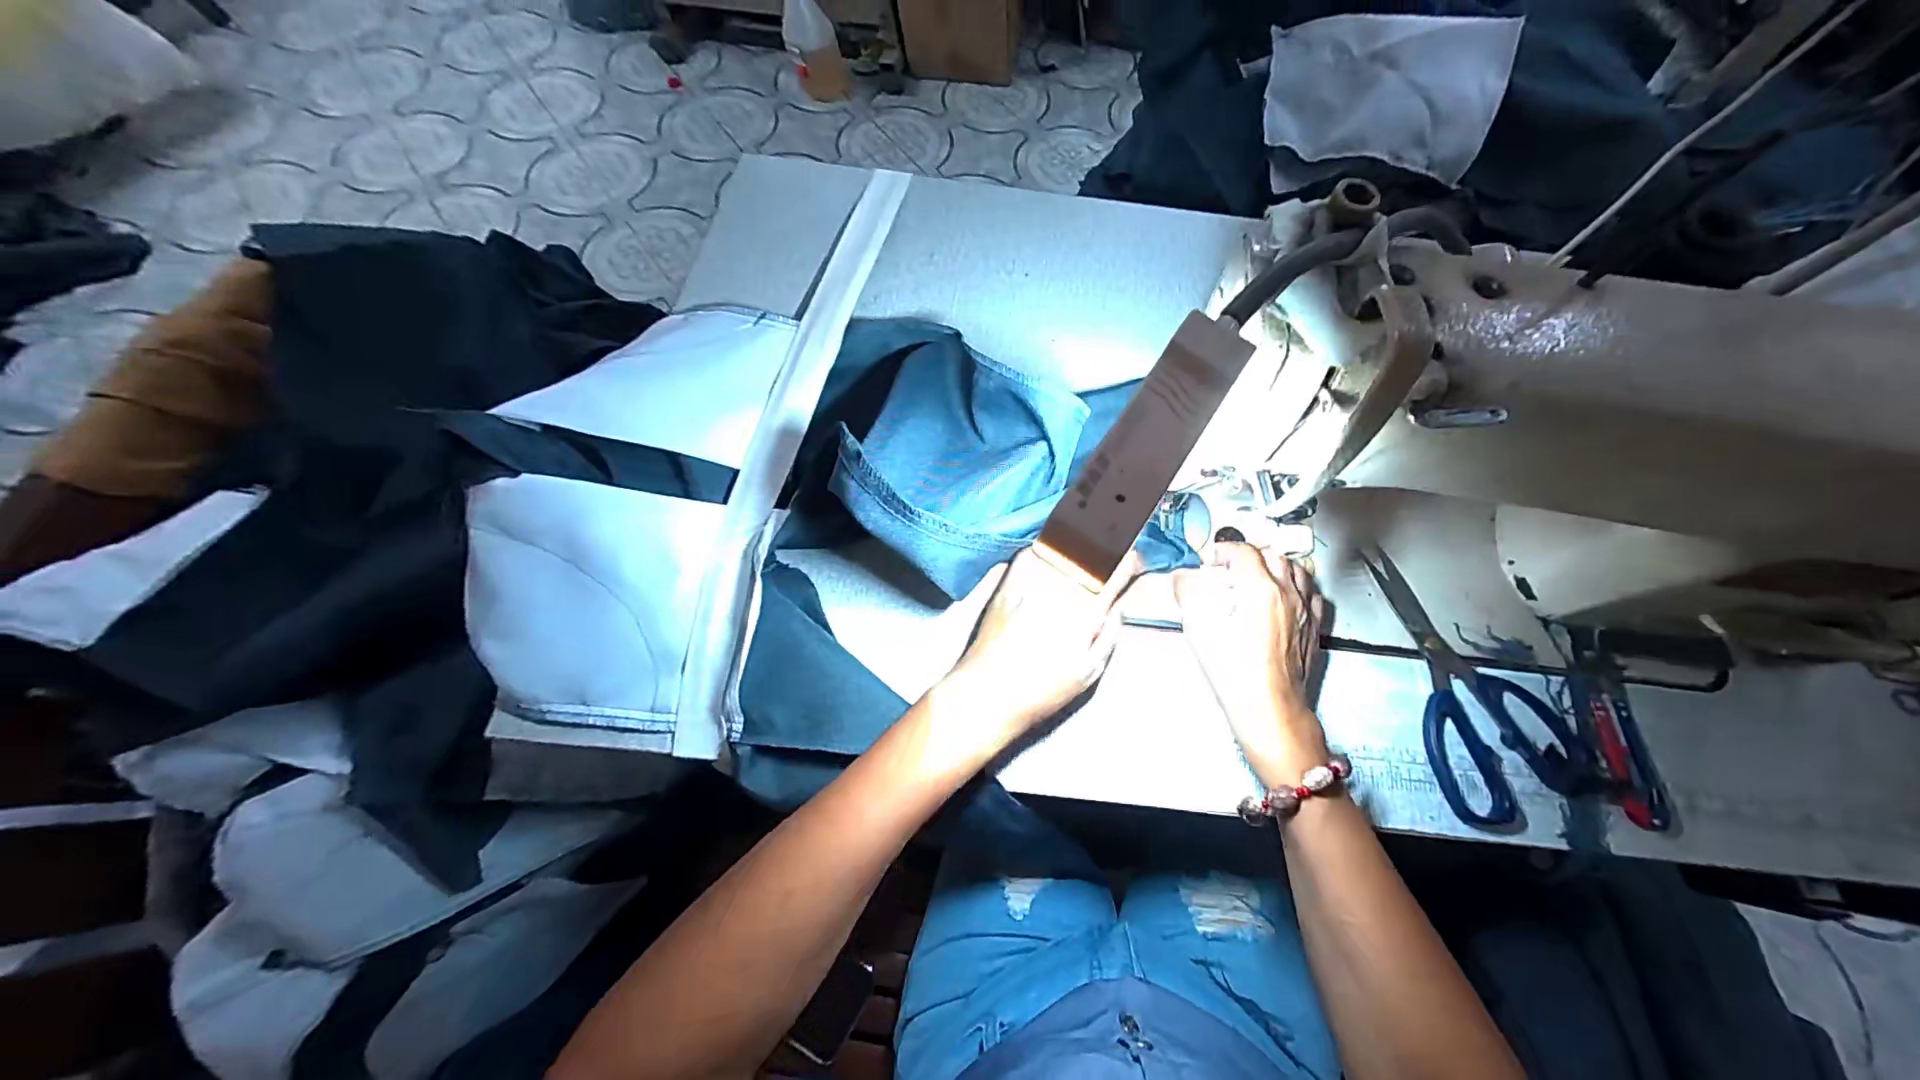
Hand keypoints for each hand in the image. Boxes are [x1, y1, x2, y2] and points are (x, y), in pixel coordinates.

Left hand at [937, 547, 1141, 752]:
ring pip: (1062, 548)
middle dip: (1109, 540)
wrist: (987, 692)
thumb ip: (1108, 637)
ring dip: (1080, 536)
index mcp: (1085, 614)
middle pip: (1091, 553)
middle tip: (1118, 530)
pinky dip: (1044, 546)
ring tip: (1092, 525)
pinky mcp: (1006, 584)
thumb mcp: (1088, 674)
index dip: (1128, 561)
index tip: (1132, 559)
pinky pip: (1029, 555)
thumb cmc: (1039, 692)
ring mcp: (1031, 585)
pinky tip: (1051, 544)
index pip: (1114, 574)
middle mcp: (1060, 593)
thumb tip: (1117, 609)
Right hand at [1172, 542, 1328, 773]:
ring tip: (1260, 575)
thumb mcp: (1197, 627)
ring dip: (1277, 566)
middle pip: (1272, 555)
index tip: (1211, 559)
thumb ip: (1189, 593)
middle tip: (1232, 566)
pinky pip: (1312, 594)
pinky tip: (1287, 597)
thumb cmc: (1236, 672)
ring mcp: (1305, 610)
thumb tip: (1185, 580)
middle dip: (1250, 556)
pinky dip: (1298, 588)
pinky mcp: (1314, 628)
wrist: (1268, 707)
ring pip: (1297, 570)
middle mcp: (1287, 594)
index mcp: (1259, 588)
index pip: (1243, 551)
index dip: (1223, 551)